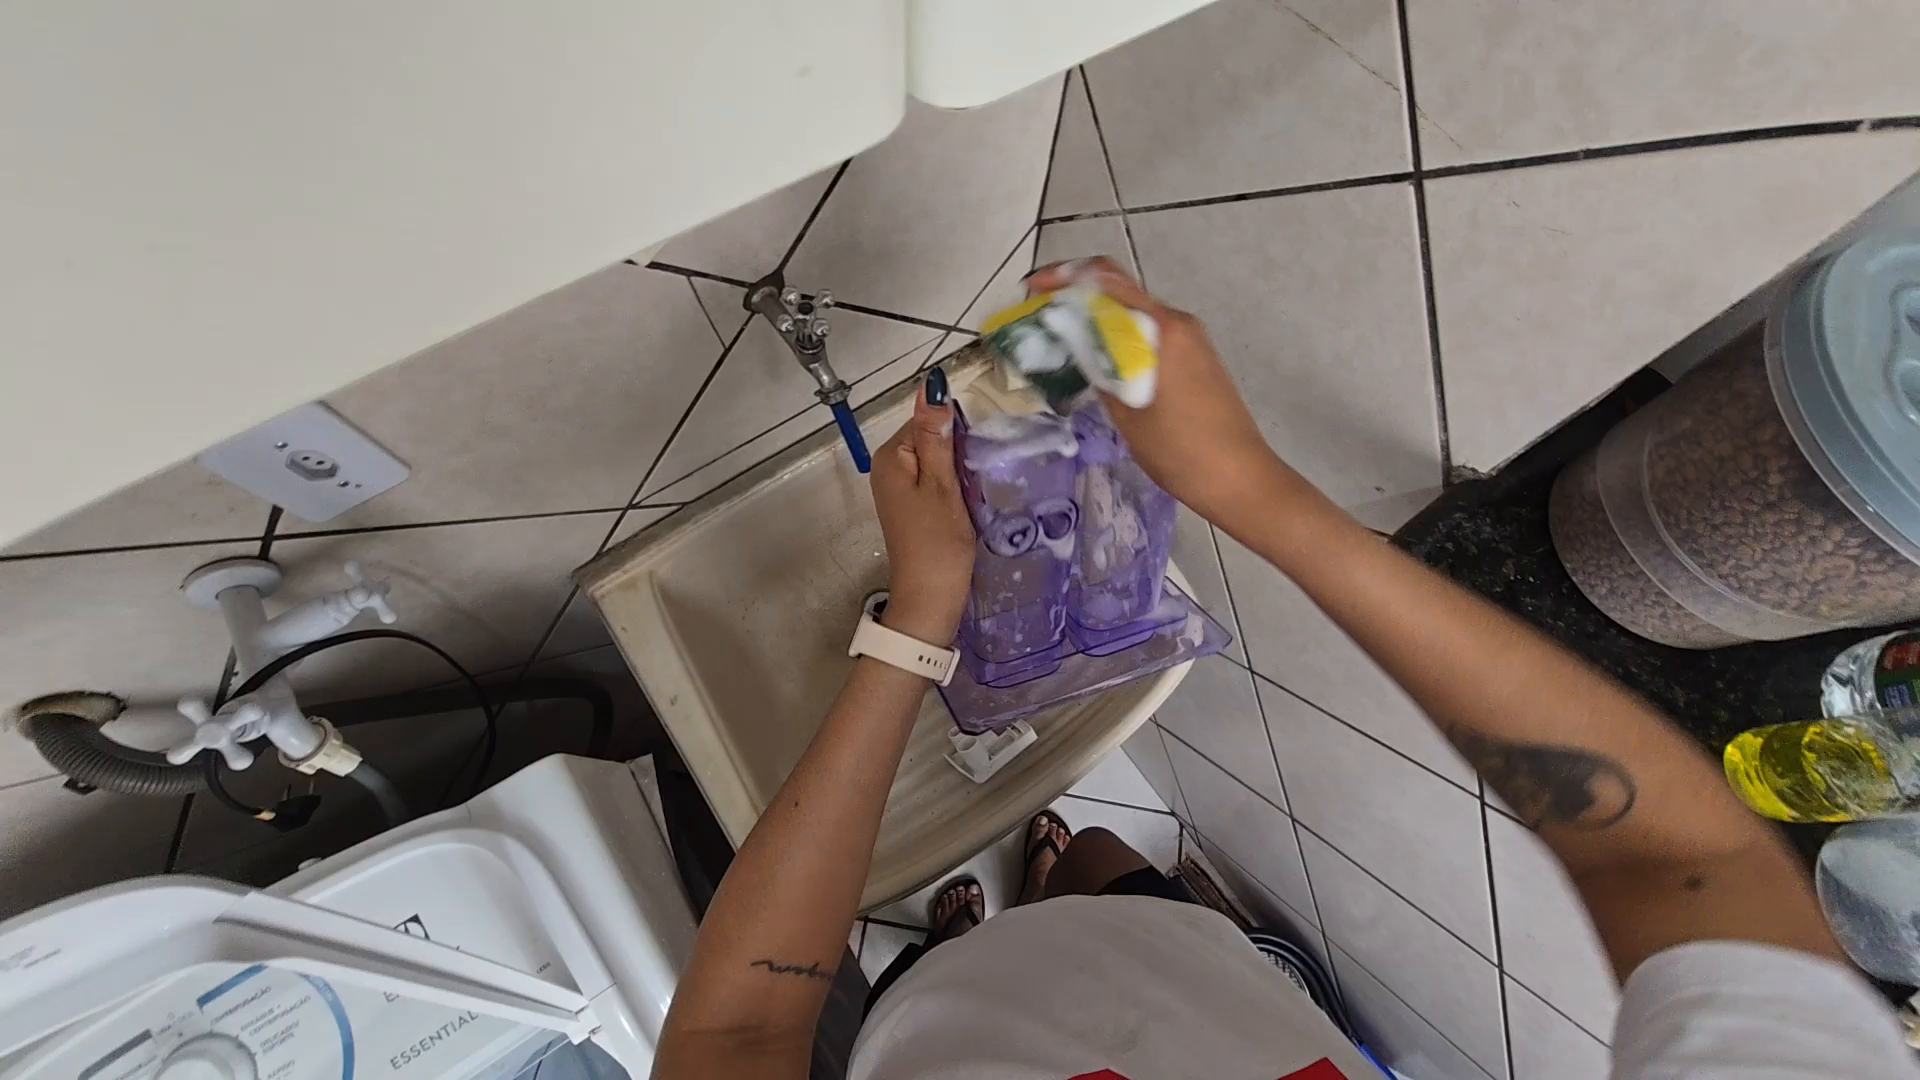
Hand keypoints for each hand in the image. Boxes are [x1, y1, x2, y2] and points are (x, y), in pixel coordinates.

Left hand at [870, 369, 975, 645]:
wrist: (931, 595)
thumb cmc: (938, 541)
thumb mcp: (941, 484)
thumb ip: (936, 437)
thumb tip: (931, 390)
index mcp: (890, 457)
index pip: (926, 421)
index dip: (955, 435)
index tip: (973, 459)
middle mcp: (887, 468)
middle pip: (931, 440)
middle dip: (957, 454)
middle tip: (974, 480)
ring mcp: (898, 489)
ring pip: (937, 462)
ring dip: (959, 472)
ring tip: (972, 494)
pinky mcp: (911, 506)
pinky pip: (935, 482)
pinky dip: (953, 488)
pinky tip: (965, 504)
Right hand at [1025, 257, 1301, 534]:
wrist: (1240, 479)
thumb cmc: (1182, 451)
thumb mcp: (1128, 414)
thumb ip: (1101, 370)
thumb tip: (1074, 343)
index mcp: (1163, 327)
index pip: (1106, 279)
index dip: (1063, 276)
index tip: (1032, 290)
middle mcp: (1178, 323)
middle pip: (1118, 294)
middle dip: (1075, 302)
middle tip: (1038, 325)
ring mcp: (1189, 341)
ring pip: (1132, 318)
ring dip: (1095, 324)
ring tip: (1058, 347)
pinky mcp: (1193, 361)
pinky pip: (1147, 338)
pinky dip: (1117, 343)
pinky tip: (1095, 366)